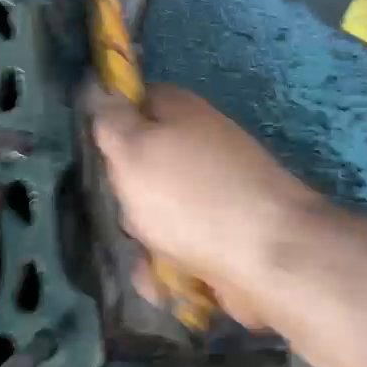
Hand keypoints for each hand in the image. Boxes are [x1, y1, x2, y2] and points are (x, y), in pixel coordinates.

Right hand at [85, 85, 320, 326]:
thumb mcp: (132, 150)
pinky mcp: (226, 228)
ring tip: (149, 255)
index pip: (132, 103)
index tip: (98, 159)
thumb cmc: (190, 196)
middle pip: (142, 162)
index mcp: (179, 109)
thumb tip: (96, 86)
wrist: (270, 254)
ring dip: (147, 237)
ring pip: (159, 209)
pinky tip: (165, 280)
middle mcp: (199, 140)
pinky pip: (183, 244)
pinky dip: (172, 264)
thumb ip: (109, 119)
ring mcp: (216, 185)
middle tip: (125, 212)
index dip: (109, 129)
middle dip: (127, 194)